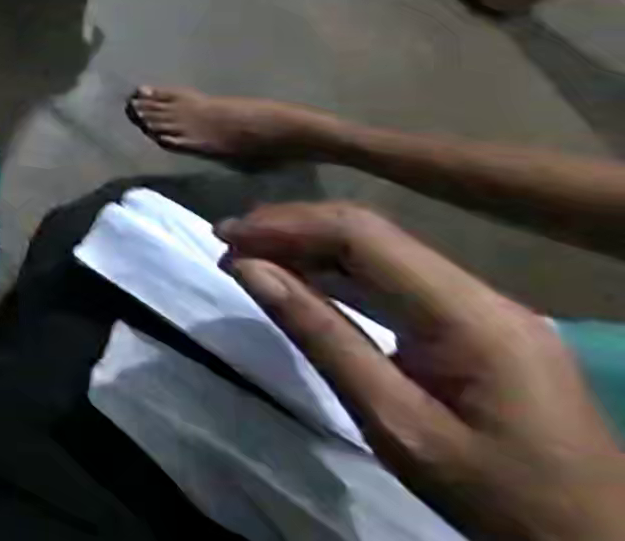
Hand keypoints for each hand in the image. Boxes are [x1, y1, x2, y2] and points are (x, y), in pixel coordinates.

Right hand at [221, 203, 624, 540]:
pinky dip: (334, 269)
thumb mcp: (396, 422)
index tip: (223, 239)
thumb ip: (321, 336)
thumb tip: (246, 267)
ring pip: (378, 248)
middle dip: (288, 229)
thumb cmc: (497, 496)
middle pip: (369, 232)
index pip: (361, 234)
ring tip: (249, 260)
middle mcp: (484, 298)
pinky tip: (298, 280)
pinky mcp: (479, 327)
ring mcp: (487, 311)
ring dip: (306, 245)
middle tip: (227, 246)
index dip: (283, 224)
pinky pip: (393, 276)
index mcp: (472, 317)